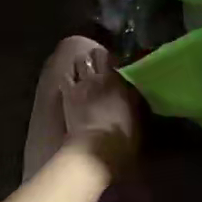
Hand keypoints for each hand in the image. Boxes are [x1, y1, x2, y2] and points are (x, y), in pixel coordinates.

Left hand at [60, 41, 138, 173]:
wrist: (97, 146)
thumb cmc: (123, 134)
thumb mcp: (137, 114)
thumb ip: (133, 97)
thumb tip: (132, 89)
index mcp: (117, 80)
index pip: (109, 56)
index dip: (108, 57)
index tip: (112, 63)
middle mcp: (98, 77)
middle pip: (91, 55)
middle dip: (93, 57)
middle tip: (96, 65)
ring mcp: (81, 84)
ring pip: (77, 62)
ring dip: (80, 64)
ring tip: (83, 71)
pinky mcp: (67, 95)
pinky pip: (65, 78)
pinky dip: (68, 77)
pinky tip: (70, 83)